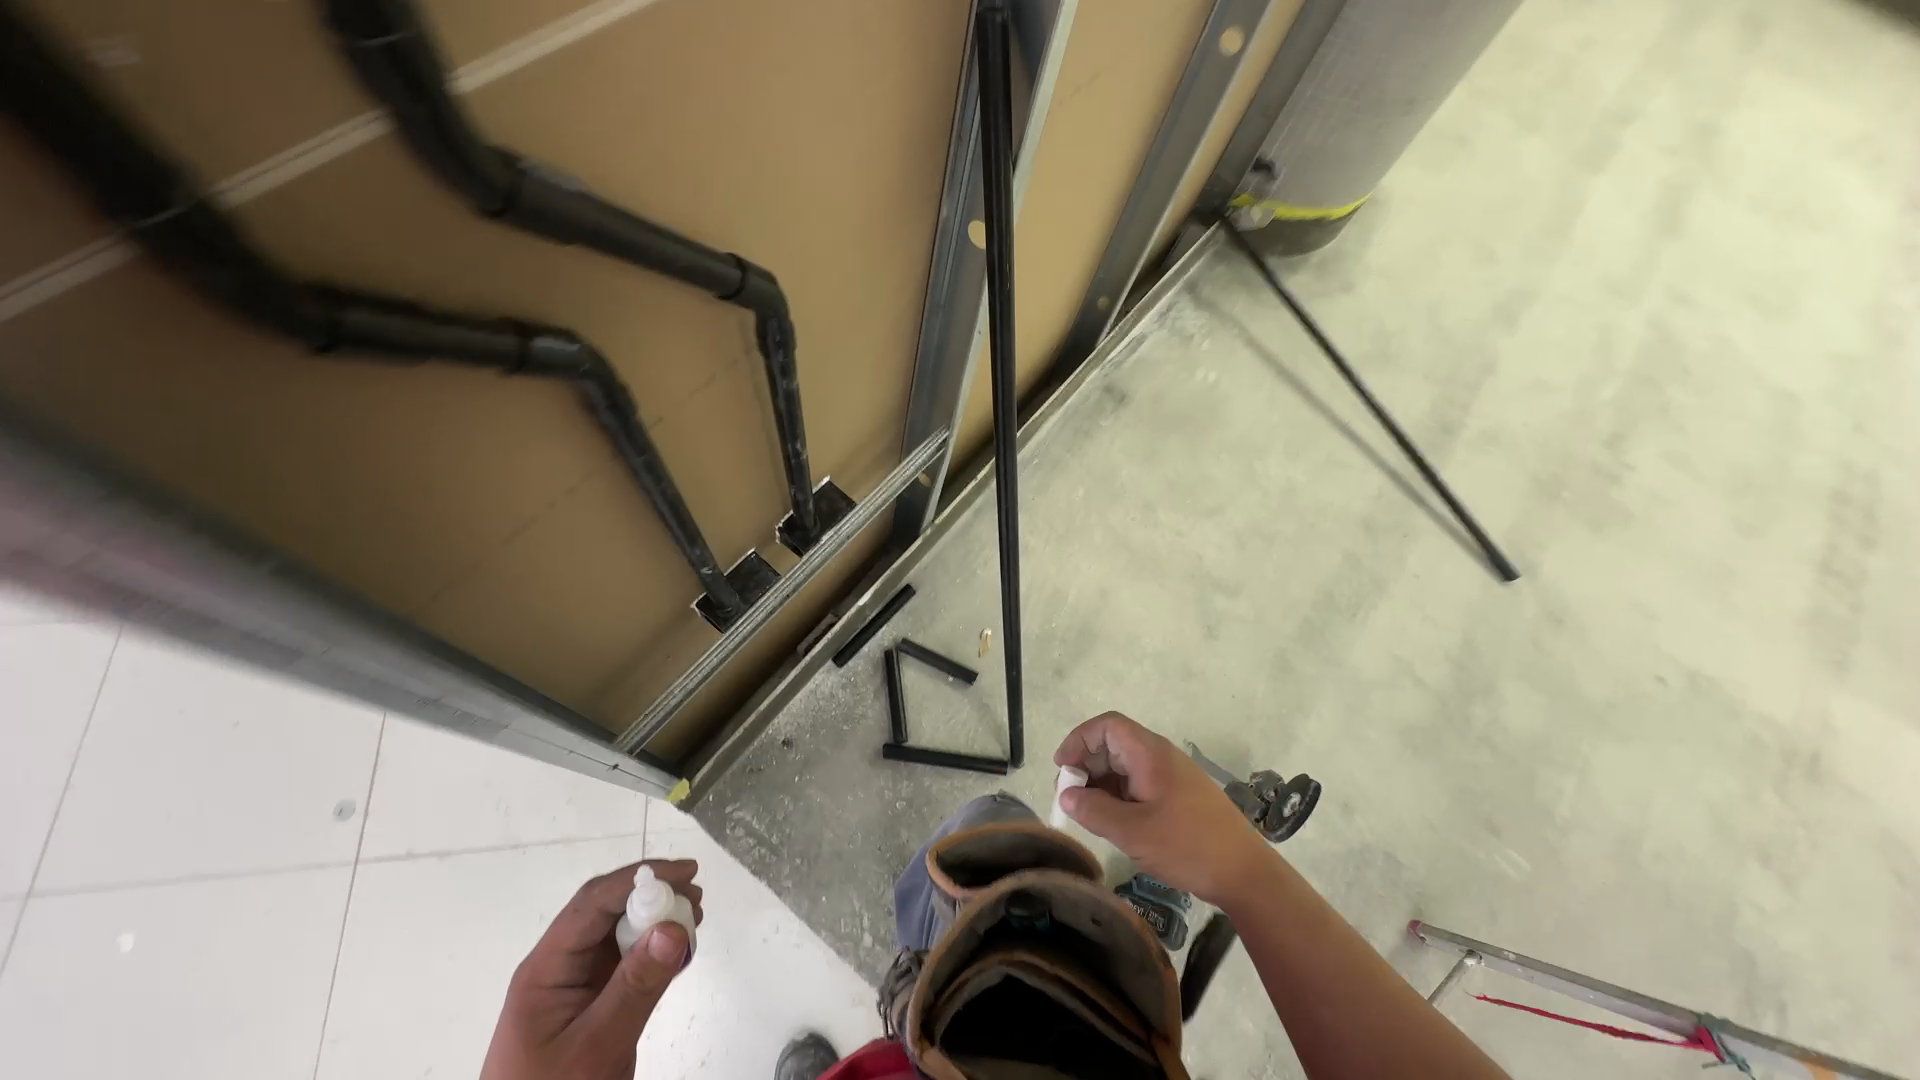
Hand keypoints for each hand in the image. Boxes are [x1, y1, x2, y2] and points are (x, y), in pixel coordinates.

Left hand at [480, 860, 703, 1079]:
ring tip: (696, 918)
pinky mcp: (594, 1005)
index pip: (592, 904)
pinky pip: (626, 962)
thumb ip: (635, 988)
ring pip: (619, 934)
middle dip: (652, 895)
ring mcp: (577, 986)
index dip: (638, 878)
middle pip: (606, 912)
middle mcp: (560, 967)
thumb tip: (674, 926)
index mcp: (546, 969)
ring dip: (657, 919)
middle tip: (698, 897)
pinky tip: (680, 949)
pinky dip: (655, 948)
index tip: (686, 872)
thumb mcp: (594, 1048)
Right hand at [1055, 712, 1272, 904]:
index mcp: (1150, 754)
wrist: (1245, 873)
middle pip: (1114, 744)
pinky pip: (1139, 784)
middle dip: (1086, 765)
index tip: (1062, 769)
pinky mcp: (1179, 797)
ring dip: (1101, 784)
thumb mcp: (1132, 832)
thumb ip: (1094, 810)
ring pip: (1125, 766)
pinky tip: (1113, 823)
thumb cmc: (1188, 846)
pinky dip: (1119, 797)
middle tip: (1071, 798)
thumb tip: (1066, 794)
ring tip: (1088, 814)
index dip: (1079, 740)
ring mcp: (1172, 777)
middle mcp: (1160, 757)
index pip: (1107, 726)